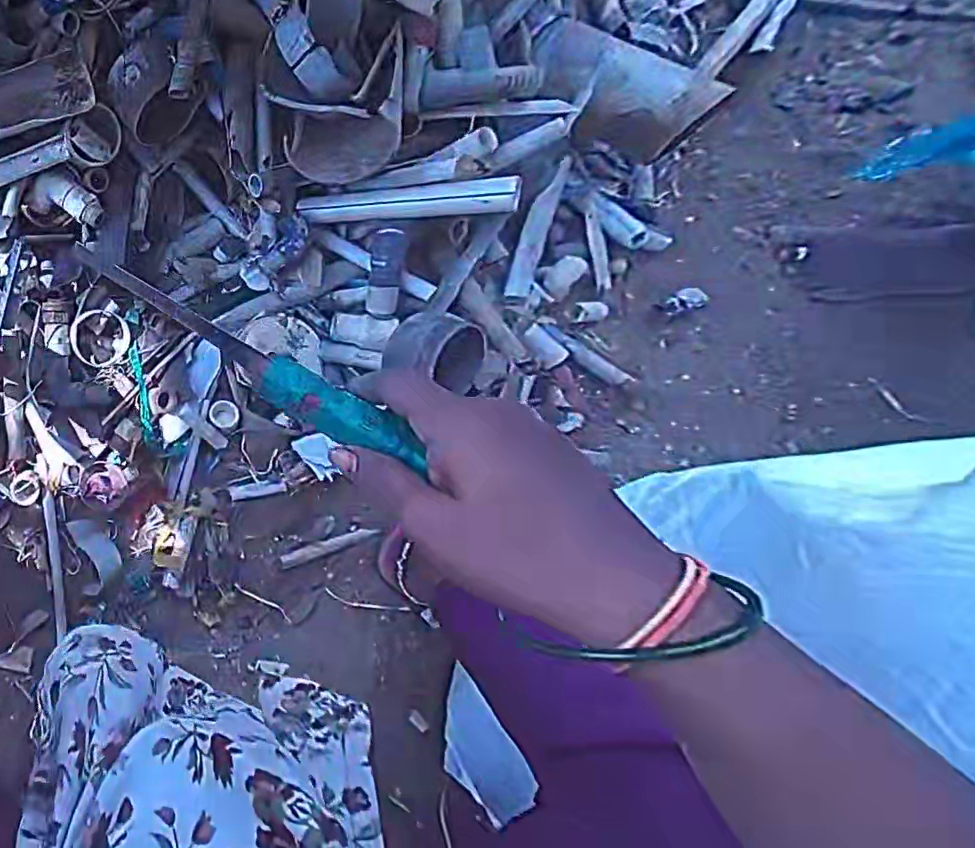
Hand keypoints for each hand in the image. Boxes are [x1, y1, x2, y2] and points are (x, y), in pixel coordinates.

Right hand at [337, 372, 681, 645]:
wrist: (631, 592)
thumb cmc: (517, 557)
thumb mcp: (432, 526)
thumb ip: (382, 480)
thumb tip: (342, 450)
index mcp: (461, 421)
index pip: (397, 382)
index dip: (363, 394)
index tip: (344, 421)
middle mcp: (496, 411)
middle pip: (429, 407)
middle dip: (401, 437)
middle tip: (398, 489)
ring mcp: (532, 427)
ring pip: (462, 426)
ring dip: (437, 452)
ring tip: (445, 508)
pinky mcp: (556, 449)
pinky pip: (494, 440)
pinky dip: (471, 459)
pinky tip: (488, 507)